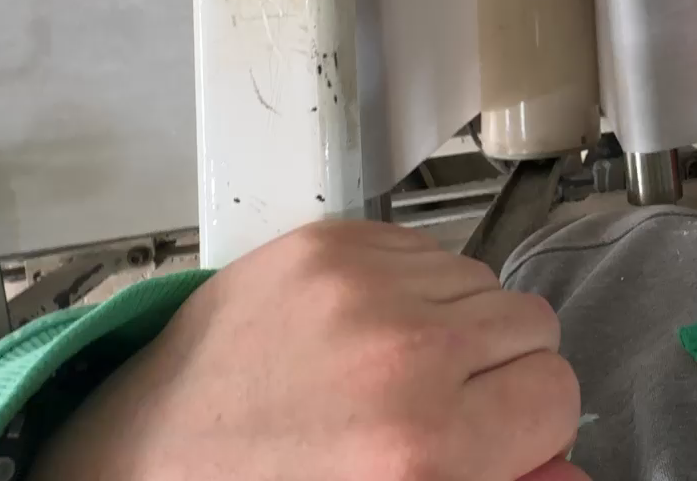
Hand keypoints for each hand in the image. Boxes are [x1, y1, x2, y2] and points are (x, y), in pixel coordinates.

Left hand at [32, 219, 585, 480]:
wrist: (124, 467)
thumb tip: (573, 473)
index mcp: (419, 448)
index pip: (557, 391)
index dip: (531, 421)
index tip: (492, 434)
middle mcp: (401, 347)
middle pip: (533, 322)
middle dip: (502, 367)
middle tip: (442, 402)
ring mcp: (360, 279)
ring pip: (483, 281)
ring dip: (458, 323)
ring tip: (389, 366)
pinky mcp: (329, 239)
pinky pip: (429, 250)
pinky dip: (414, 289)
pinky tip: (360, 330)